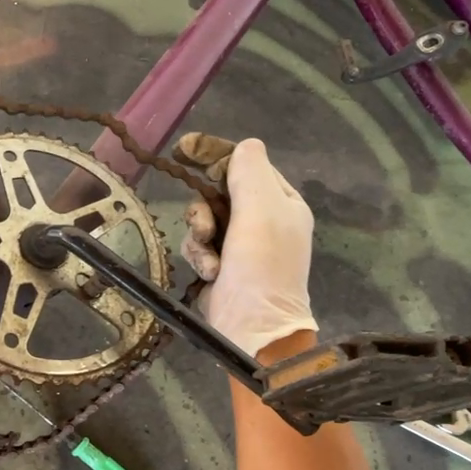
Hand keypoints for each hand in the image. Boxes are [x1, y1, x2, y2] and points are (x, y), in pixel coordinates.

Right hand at [178, 137, 317, 358]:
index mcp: (283, 203)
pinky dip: (200, 258)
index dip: (219, 160)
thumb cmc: (261, 264)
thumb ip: (250, 172)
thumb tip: (245, 144)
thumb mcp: (259, 209)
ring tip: (209, 257)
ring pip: (204, 221)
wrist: (252, 324)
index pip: (249, 167)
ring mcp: (243, 246)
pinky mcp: (222, 266)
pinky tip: (209, 273)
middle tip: (204, 226)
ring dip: (199, 237)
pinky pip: (200, 247)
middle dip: (206, 209)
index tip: (187, 153)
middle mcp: (265, 221)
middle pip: (220, 194)